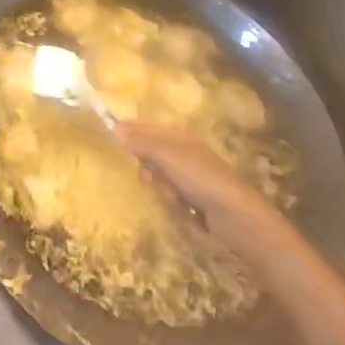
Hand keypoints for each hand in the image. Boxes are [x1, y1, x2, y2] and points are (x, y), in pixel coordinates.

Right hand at [116, 121, 294, 262]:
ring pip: (156, 174)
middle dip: (143, 165)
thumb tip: (112, 129)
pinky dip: (167, 198)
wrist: (236, 217)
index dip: (126, 133)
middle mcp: (183, 150)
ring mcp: (189, 174)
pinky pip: (167, 192)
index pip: (143, 127)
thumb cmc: (200, 178)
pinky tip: (175, 206)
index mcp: (177, 134)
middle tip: (144, 176)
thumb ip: (140, 141)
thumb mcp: (167, 155)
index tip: (108, 144)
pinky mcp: (193, 196)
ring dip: (156, 184)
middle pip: (148, 152)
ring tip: (165, 194)